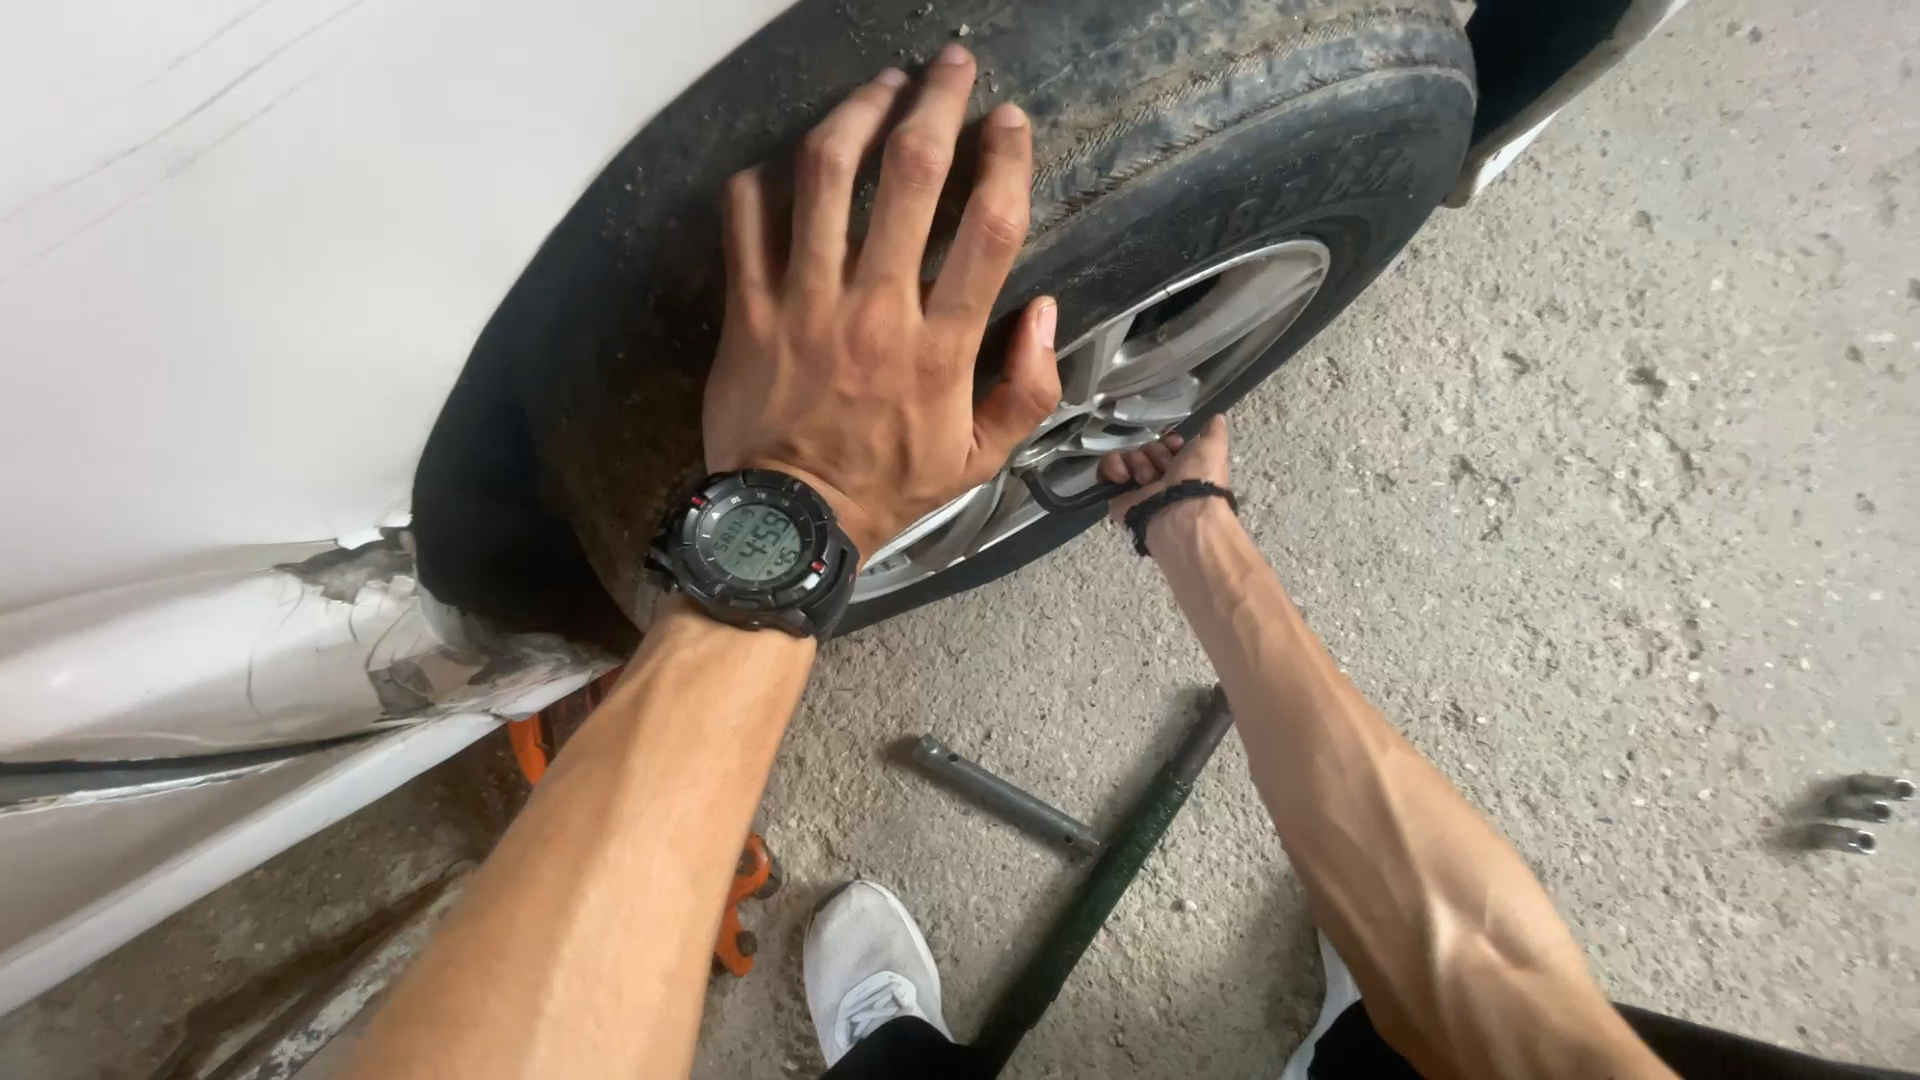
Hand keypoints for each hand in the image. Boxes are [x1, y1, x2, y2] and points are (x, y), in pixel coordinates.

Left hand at [702, 46, 1061, 558]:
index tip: (1011, 124)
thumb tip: (1044, 312)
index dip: (1007, 162)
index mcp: (940, 349)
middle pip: (911, 177)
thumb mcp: (979, 461)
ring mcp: (803, 305)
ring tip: (879, 86)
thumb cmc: (888, 488)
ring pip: (826, 176)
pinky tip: (786, 164)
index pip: (988, 230)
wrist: (792, 519)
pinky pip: (746, 218)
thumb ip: (1028, 391)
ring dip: (857, 113)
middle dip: (938, 104)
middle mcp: (875, 311)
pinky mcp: (746, 311)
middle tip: (951, 67)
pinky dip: (764, 178)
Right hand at [1099, 414, 1231, 523]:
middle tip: (1165, 471)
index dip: (1169, 443)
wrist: (1177, 513)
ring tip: (1147, 480)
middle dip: (1155, 454)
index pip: (1167, 445)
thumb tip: (1217, 417)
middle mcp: (1160, 478)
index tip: (1176, 446)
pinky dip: (1112, 466)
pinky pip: (1106, 468)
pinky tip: (1123, 476)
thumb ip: (1214, 432)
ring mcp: (1137, 487)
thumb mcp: (1213, 449)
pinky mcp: (1115, 494)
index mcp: (1182, 470)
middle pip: (1147, 448)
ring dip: (1138, 463)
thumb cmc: (1198, 480)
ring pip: (1128, 456)